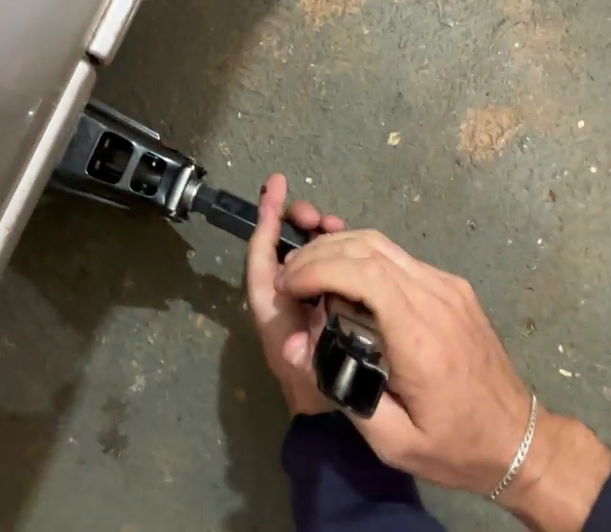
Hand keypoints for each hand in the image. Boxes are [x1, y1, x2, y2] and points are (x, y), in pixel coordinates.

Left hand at [244, 173, 345, 415]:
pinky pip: (324, 265)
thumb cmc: (319, 394)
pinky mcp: (325, 300)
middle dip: (296, 221)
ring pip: (305, 251)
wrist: (334, 422)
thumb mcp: (308, 373)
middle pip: (282, 246)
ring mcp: (304, 296)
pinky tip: (348, 239)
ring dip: (317, 232)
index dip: (267, 219)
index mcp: (271, 307)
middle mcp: (284, 295)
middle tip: (315, 212)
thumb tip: (299, 333)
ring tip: (332, 221)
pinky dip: (334, 249)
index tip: (275, 188)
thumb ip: (303, 350)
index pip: (262, 254)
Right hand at [277, 230, 610, 530]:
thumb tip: (294, 346)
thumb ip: (341, 391)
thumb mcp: (394, 443)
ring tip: (307, 272)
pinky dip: (360, 257)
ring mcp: (447, 286)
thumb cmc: (455, 446)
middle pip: (366, 248)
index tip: (287, 284)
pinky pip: (397, 257)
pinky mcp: (451, 285)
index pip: (362, 272)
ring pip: (381, 243)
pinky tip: (342, 278)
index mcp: (420, 335)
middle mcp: (435, 298)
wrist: (521, 440)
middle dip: (318, 254)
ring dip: (337, 249)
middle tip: (288, 276)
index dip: (317, 268)